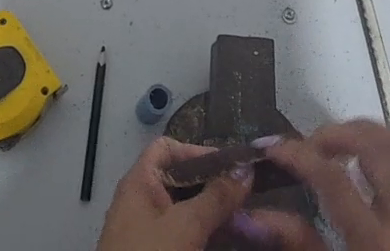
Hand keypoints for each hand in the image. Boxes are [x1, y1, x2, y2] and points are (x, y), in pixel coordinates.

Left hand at [96, 137, 253, 250]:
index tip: (232, 166)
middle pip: (181, 180)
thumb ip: (216, 196)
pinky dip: (207, 234)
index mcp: (140, 182)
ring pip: (187, 210)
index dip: (198, 151)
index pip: (168, 148)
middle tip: (249, 193)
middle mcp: (142, 201)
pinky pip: (186, 235)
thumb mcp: (186, 226)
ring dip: (215, 212)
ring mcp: (149, 231)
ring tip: (248, 217)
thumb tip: (246, 167)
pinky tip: (232, 240)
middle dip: (214, 185)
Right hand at [250, 120, 389, 250]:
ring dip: (368, 132)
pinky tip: (382, 148)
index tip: (272, 147)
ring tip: (341, 142)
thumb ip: (298, 243)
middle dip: (331, 134)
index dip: (297, 153)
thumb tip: (252, 215)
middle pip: (370, 147)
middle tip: (306, 146)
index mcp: (377, 244)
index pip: (332, 178)